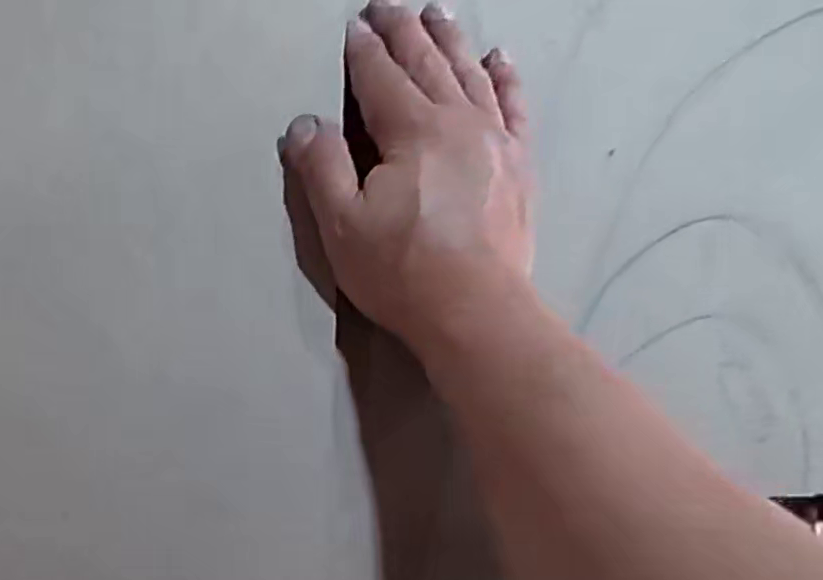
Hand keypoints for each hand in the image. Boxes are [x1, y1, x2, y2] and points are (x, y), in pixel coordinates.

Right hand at [281, 2, 534, 346]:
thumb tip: (305, 123)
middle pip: (428, 63)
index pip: (382, 80)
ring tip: (437, 13)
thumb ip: (322, 169)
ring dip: (450, 40)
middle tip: (388, 4)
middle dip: (404, 31)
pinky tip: (497, 58)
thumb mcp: (341, 226)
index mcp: (412, 133)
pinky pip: (512, 103)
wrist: (471, 305)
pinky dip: (503, 75)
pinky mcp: (516, 163)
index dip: (364, 53)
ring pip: (470, 73)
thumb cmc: (397, 270)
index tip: (352, 26)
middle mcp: (458, 121)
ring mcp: (495, 139)